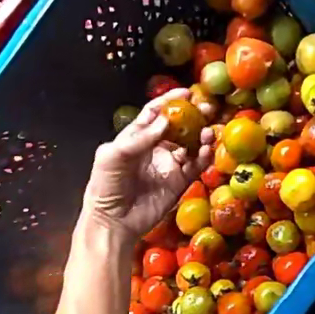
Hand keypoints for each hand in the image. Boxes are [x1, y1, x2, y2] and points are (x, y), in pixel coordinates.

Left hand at [82, 89, 211, 239]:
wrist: (113, 221)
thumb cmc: (106, 186)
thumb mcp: (113, 155)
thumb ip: (139, 137)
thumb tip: (165, 121)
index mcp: (136, 137)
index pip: (155, 113)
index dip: (170, 101)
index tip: (186, 93)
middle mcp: (155, 148)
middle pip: (178, 126)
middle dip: (193, 116)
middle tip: (207, 108)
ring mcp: (168, 165)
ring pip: (190, 145)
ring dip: (201, 135)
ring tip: (208, 131)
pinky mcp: (179, 182)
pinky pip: (196, 166)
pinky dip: (203, 156)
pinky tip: (206, 149)